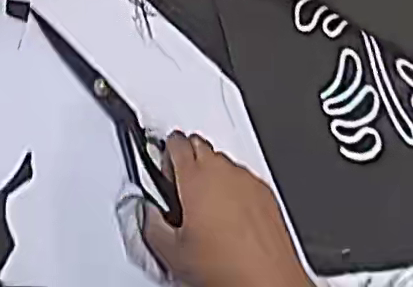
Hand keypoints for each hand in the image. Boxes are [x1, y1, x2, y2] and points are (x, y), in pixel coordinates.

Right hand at [144, 133, 313, 286]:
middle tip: (183, 187)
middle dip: (187, 159)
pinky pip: (243, 177)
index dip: (166, 154)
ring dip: (212, 174)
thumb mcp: (173, 254)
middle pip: (197, 144)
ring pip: (221, 160)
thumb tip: (146, 214)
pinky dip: (235, 188)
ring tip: (209, 207)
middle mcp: (221, 170)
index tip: (165, 171)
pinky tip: (233, 217)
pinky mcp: (266, 193)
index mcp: (194, 176)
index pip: (174, 142)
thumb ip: (150, 223)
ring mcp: (245, 180)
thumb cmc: (229, 271)